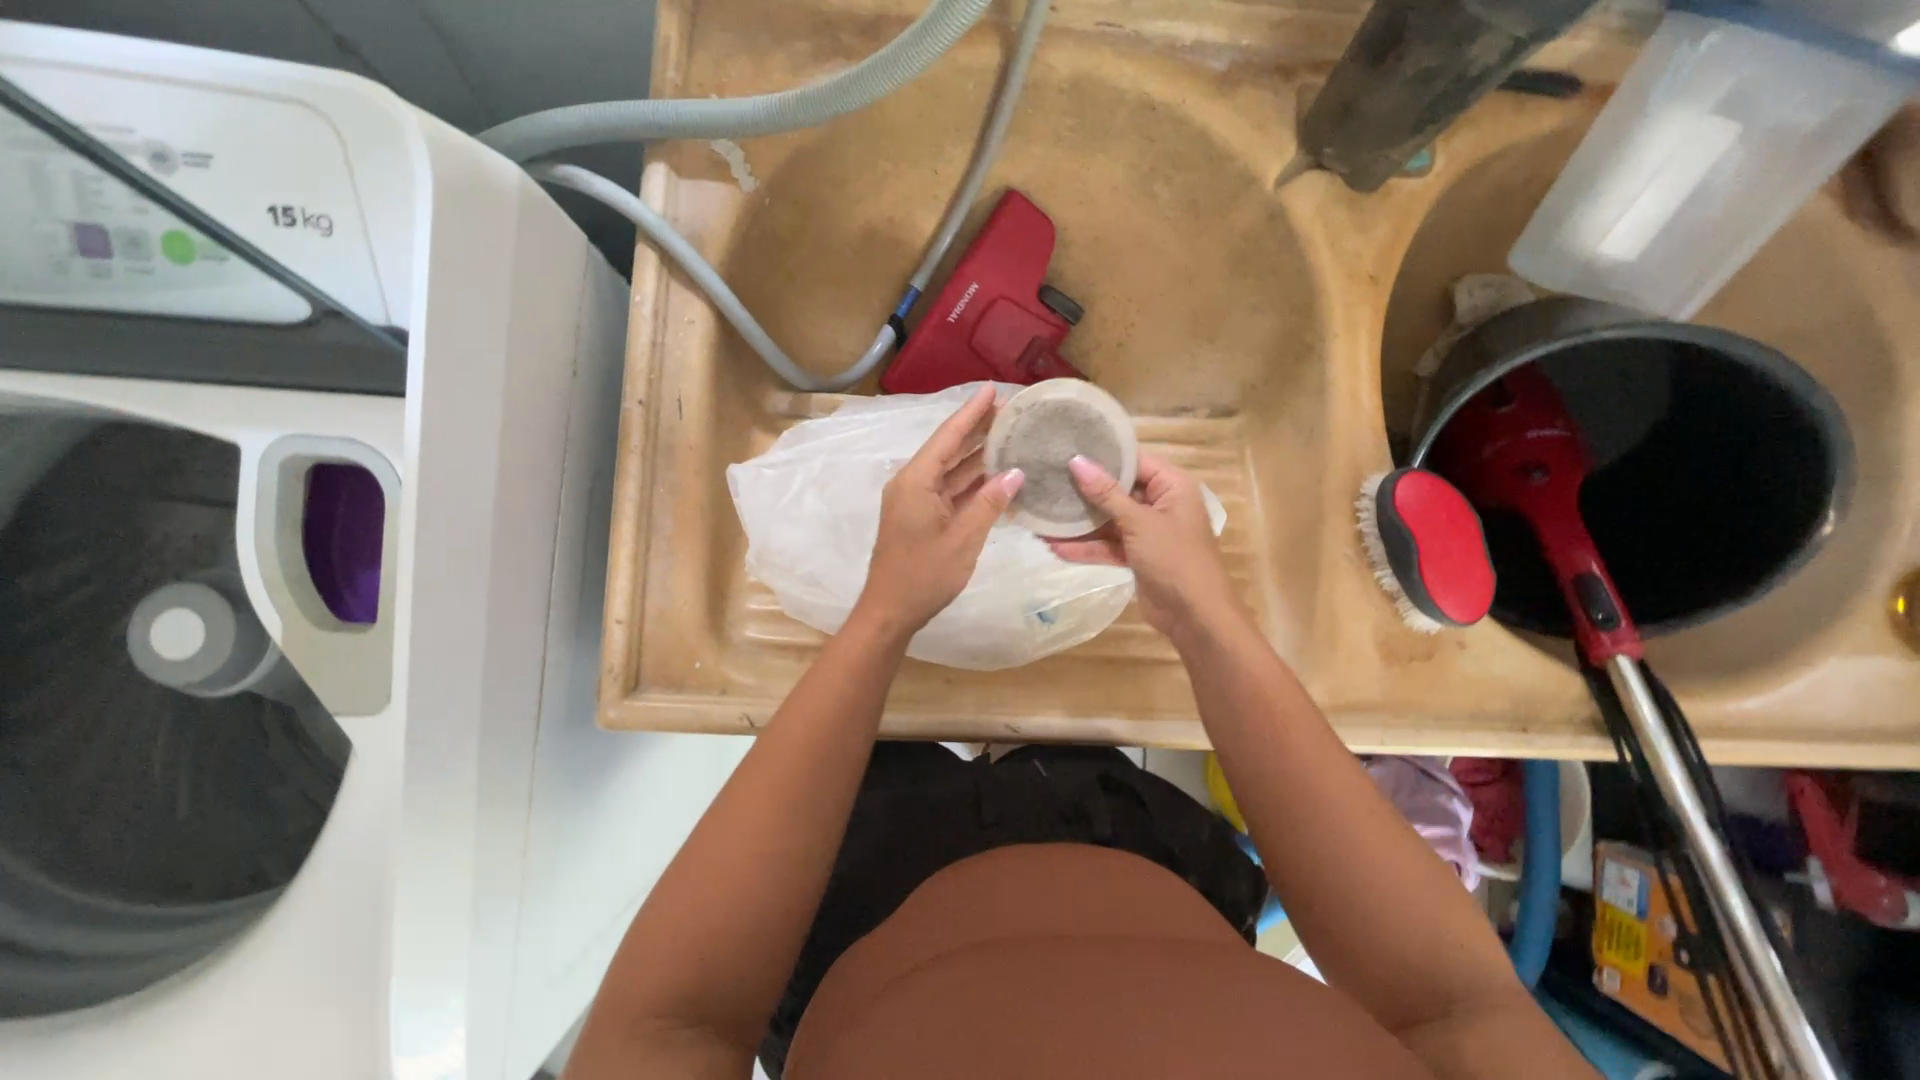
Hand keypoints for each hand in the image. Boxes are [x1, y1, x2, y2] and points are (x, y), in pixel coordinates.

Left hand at [855, 384, 1025, 634]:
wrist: (890, 611)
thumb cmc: (924, 575)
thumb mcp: (963, 539)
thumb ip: (989, 503)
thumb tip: (1015, 473)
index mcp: (916, 481)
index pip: (948, 437)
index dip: (971, 412)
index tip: (991, 389)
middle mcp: (912, 483)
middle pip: (948, 448)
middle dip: (977, 429)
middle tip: (1010, 410)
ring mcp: (915, 501)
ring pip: (950, 470)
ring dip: (977, 455)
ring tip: (1009, 435)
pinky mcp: (921, 517)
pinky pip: (949, 490)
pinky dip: (972, 483)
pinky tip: (997, 475)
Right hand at [1047, 453, 1241, 640]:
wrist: (1195, 615)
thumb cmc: (1175, 558)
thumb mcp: (1139, 522)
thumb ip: (1107, 494)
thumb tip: (1077, 462)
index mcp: (1172, 486)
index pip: (1133, 461)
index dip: (1102, 456)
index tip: (1066, 449)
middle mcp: (1161, 503)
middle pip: (1118, 489)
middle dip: (1085, 489)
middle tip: (1047, 479)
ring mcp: (1148, 531)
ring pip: (1110, 519)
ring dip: (1082, 522)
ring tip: (1044, 515)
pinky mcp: (1137, 555)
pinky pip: (1109, 544)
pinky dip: (1088, 546)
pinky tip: (1056, 547)